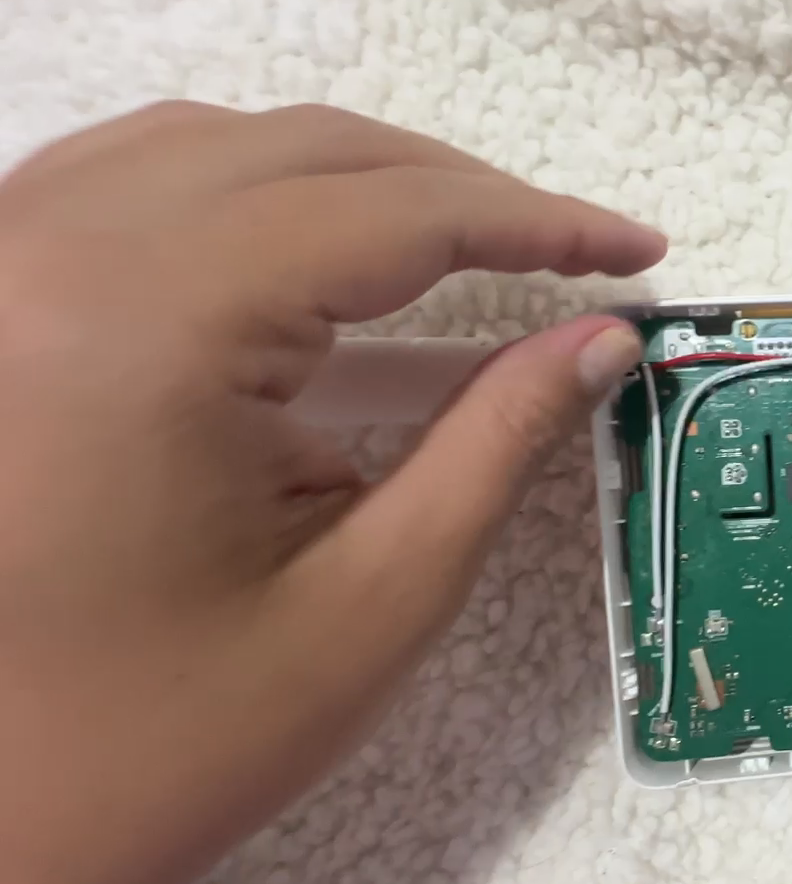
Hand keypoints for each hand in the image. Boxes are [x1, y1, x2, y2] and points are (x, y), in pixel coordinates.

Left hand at [0, 102, 662, 883]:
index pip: (395, 215)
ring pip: (229, 150)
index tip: (640, 249)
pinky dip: (290, 207)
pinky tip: (362, 270)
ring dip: (386, 189)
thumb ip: (506, 434)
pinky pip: (156, 192)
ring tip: (498, 246)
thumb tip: (610, 340)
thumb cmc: (183, 733)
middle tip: (587, 252)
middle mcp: (35, 257)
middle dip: (477, 195)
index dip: (543, 224)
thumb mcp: (388, 587)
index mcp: (141, 332)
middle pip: (312, 154)